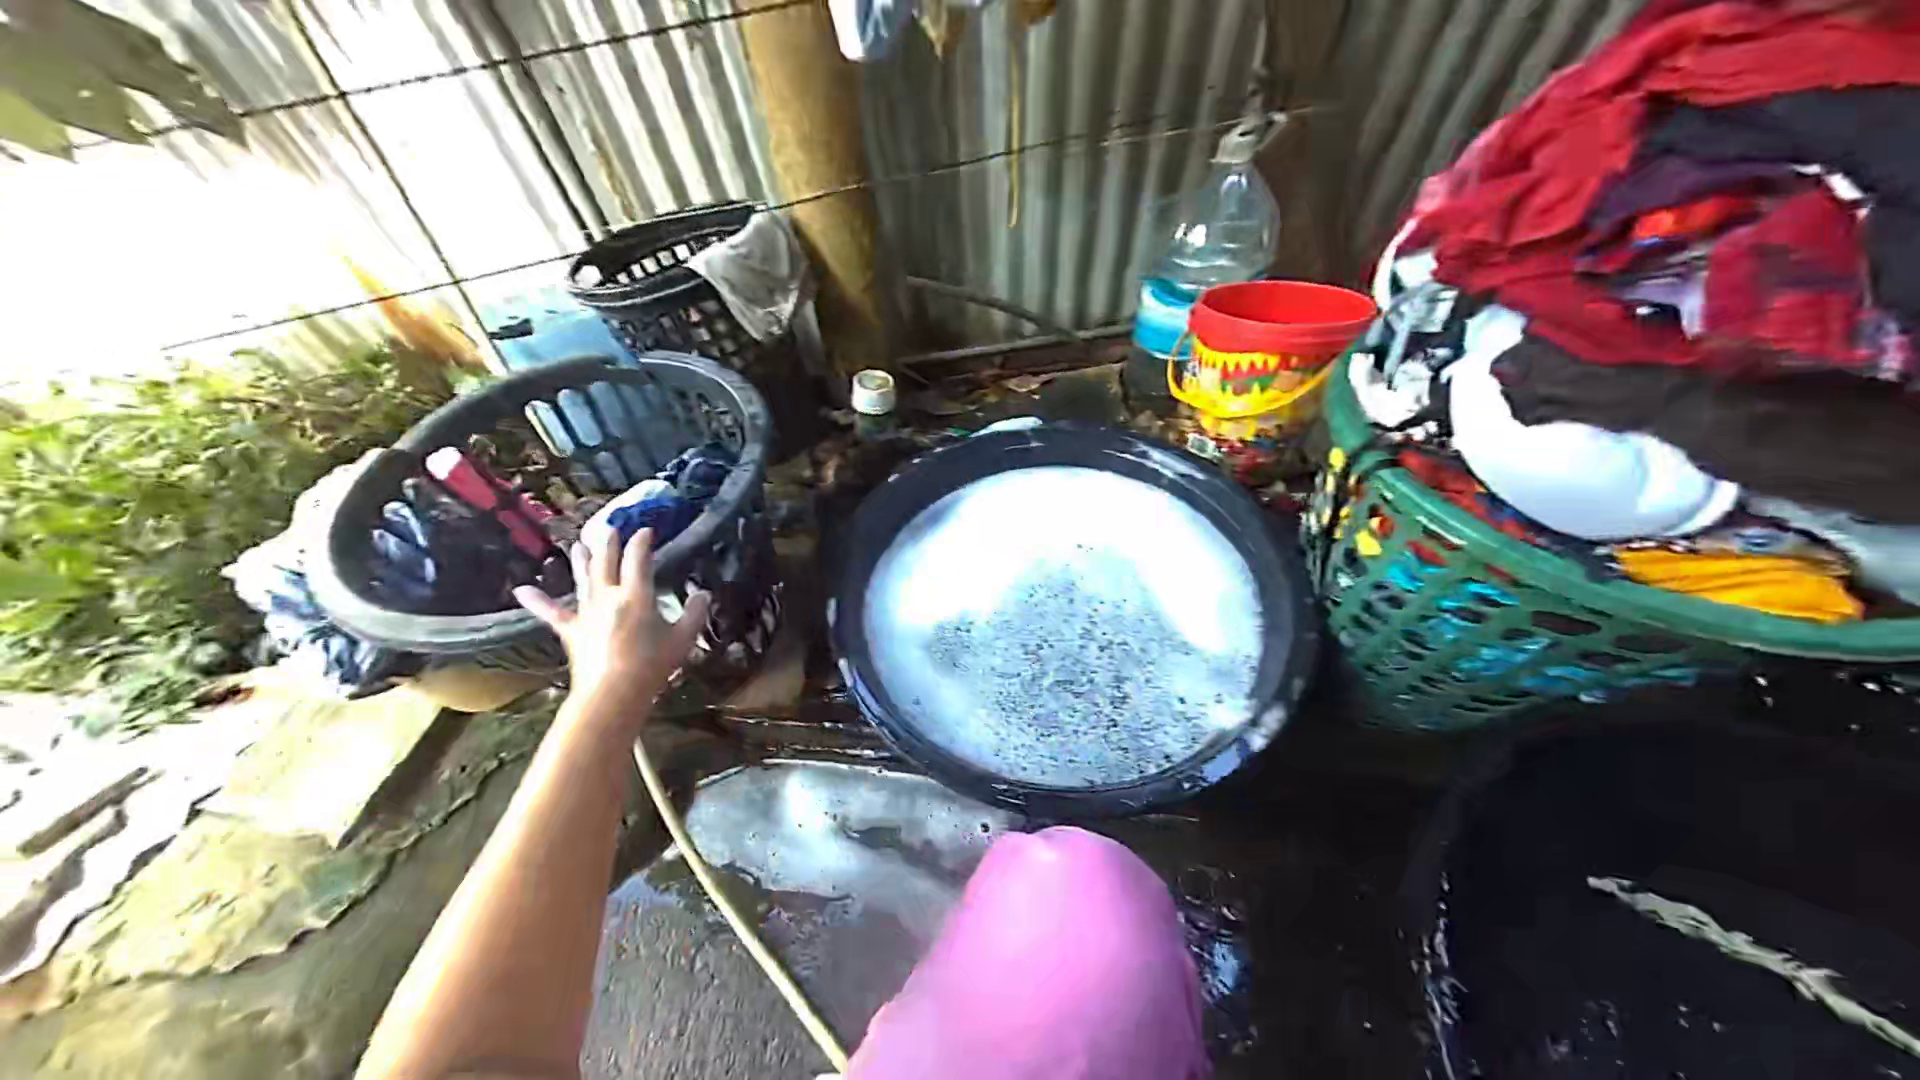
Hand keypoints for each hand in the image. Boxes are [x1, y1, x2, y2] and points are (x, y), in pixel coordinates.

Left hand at [514, 528, 710, 720]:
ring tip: (579, 545)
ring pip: (583, 579)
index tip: (645, 531)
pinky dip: (537, 601)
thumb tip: (702, 594)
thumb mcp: (683, 639)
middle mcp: (608, 596)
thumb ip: (694, 613)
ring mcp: (586, 612)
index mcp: (636, 595)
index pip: (638, 559)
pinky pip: (552, 613)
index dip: (641, 542)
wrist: (612, 694)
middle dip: (610, 544)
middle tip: (610, 529)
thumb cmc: (652, 665)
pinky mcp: (571, 630)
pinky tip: (521, 590)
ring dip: (581, 560)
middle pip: (607, 563)